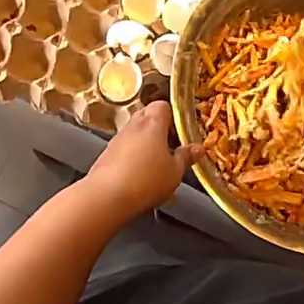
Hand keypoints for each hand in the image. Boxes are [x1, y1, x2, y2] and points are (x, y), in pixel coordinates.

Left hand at [80, 102, 199, 220]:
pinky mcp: (106, 156)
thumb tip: (197, 149)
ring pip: (135, 134)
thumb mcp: (175, 171)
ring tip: (159, 165)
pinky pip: (124, 150)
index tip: (182, 132)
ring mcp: (117, 141)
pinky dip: (133, 157)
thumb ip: (186, 157)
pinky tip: (141, 176)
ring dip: (147, 144)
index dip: (174, 117)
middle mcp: (133, 127)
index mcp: (152, 123)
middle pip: (148, 117)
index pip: (163, 106)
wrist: (107, 197)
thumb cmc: (145, 180)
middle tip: (173, 148)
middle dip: (161, 130)